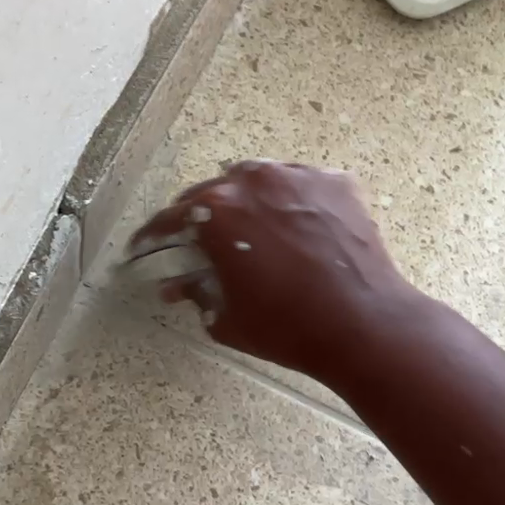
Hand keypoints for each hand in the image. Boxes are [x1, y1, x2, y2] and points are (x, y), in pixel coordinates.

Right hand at [131, 159, 423, 376]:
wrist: (362, 324)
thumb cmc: (284, 328)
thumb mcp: (224, 318)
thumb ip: (195, 293)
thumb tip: (175, 285)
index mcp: (216, 213)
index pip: (169, 219)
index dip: (151, 236)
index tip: (142, 246)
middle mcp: (253, 181)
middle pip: (211, 191)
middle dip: (197, 217)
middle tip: (192, 241)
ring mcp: (298, 177)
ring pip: (255, 181)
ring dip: (242, 202)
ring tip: (241, 228)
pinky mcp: (335, 184)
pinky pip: (297, 187)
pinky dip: (284, 203)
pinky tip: (287, 227)